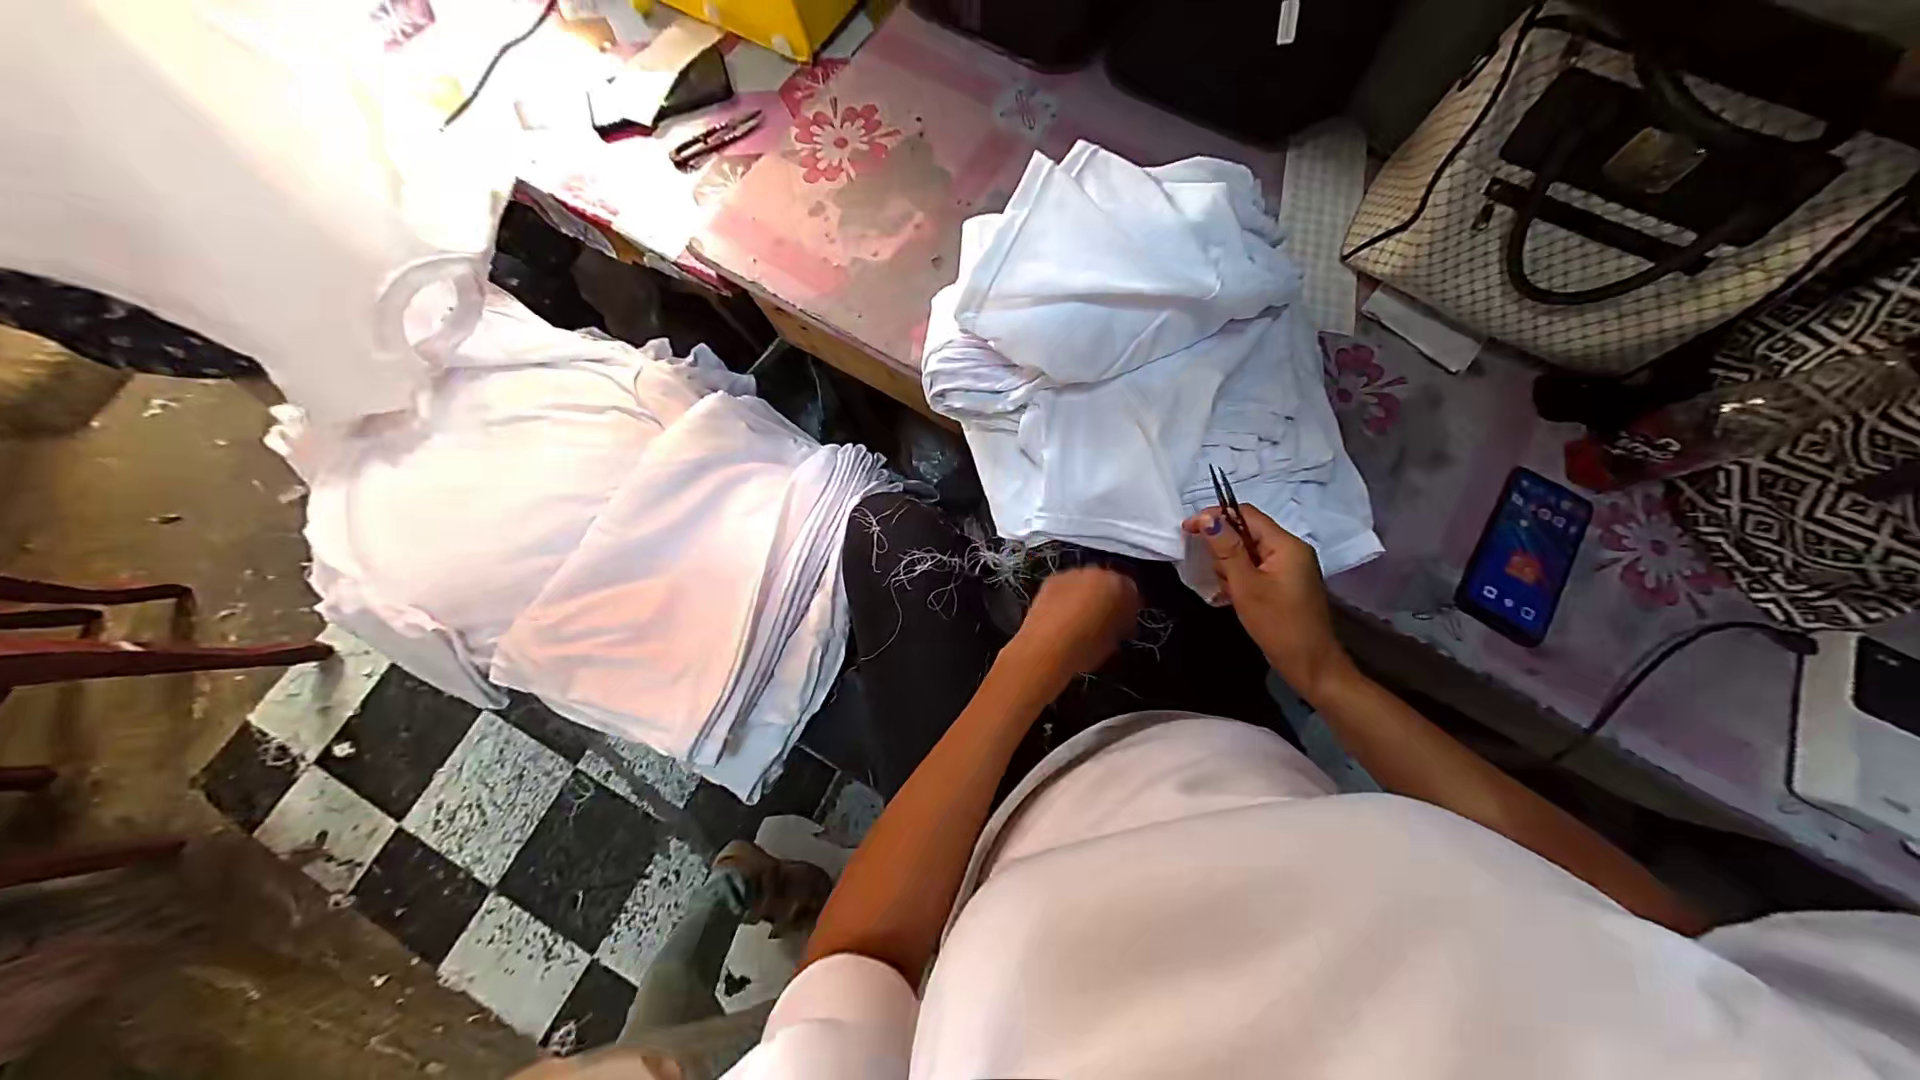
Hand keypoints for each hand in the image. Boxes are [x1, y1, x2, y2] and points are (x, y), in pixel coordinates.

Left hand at [1009, 567, 1140, 679]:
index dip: (1130, 607)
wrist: (1045, 647)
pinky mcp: (1049, 581)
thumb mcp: (1114, 640)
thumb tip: (1120, 623)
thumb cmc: (1084, 647)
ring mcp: (1070, 574)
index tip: (1127, 621)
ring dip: (1087, 595)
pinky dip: (1067, 597)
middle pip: (1107, 582)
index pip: (1131, 590)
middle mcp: (1095, 573)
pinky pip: (1066, 587)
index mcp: (1118, 585)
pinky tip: (1064, 616)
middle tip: (1106, 619)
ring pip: (1085, 582)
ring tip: (1082, 619)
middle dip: (1108, 598)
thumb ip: (1121, 624)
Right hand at [1182, 504, 1353, 703]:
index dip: (1215, 517)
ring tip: (1230, 592)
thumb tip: (1207, 518)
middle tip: (1217, 575)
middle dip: (1224, 549)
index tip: (1188, 529)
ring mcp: (1290, 566)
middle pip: (1246, 532)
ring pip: (1248, 551)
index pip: (1246, 514)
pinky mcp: (1285, 582)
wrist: (1309, 663)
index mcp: (1286, 544)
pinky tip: (1235, 597)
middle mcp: (1291, 549)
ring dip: (1231, 567)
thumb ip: (1226, 549)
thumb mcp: (1245, 585)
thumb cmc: (1277, 623)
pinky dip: (1241, 578)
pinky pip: (1256, 567)